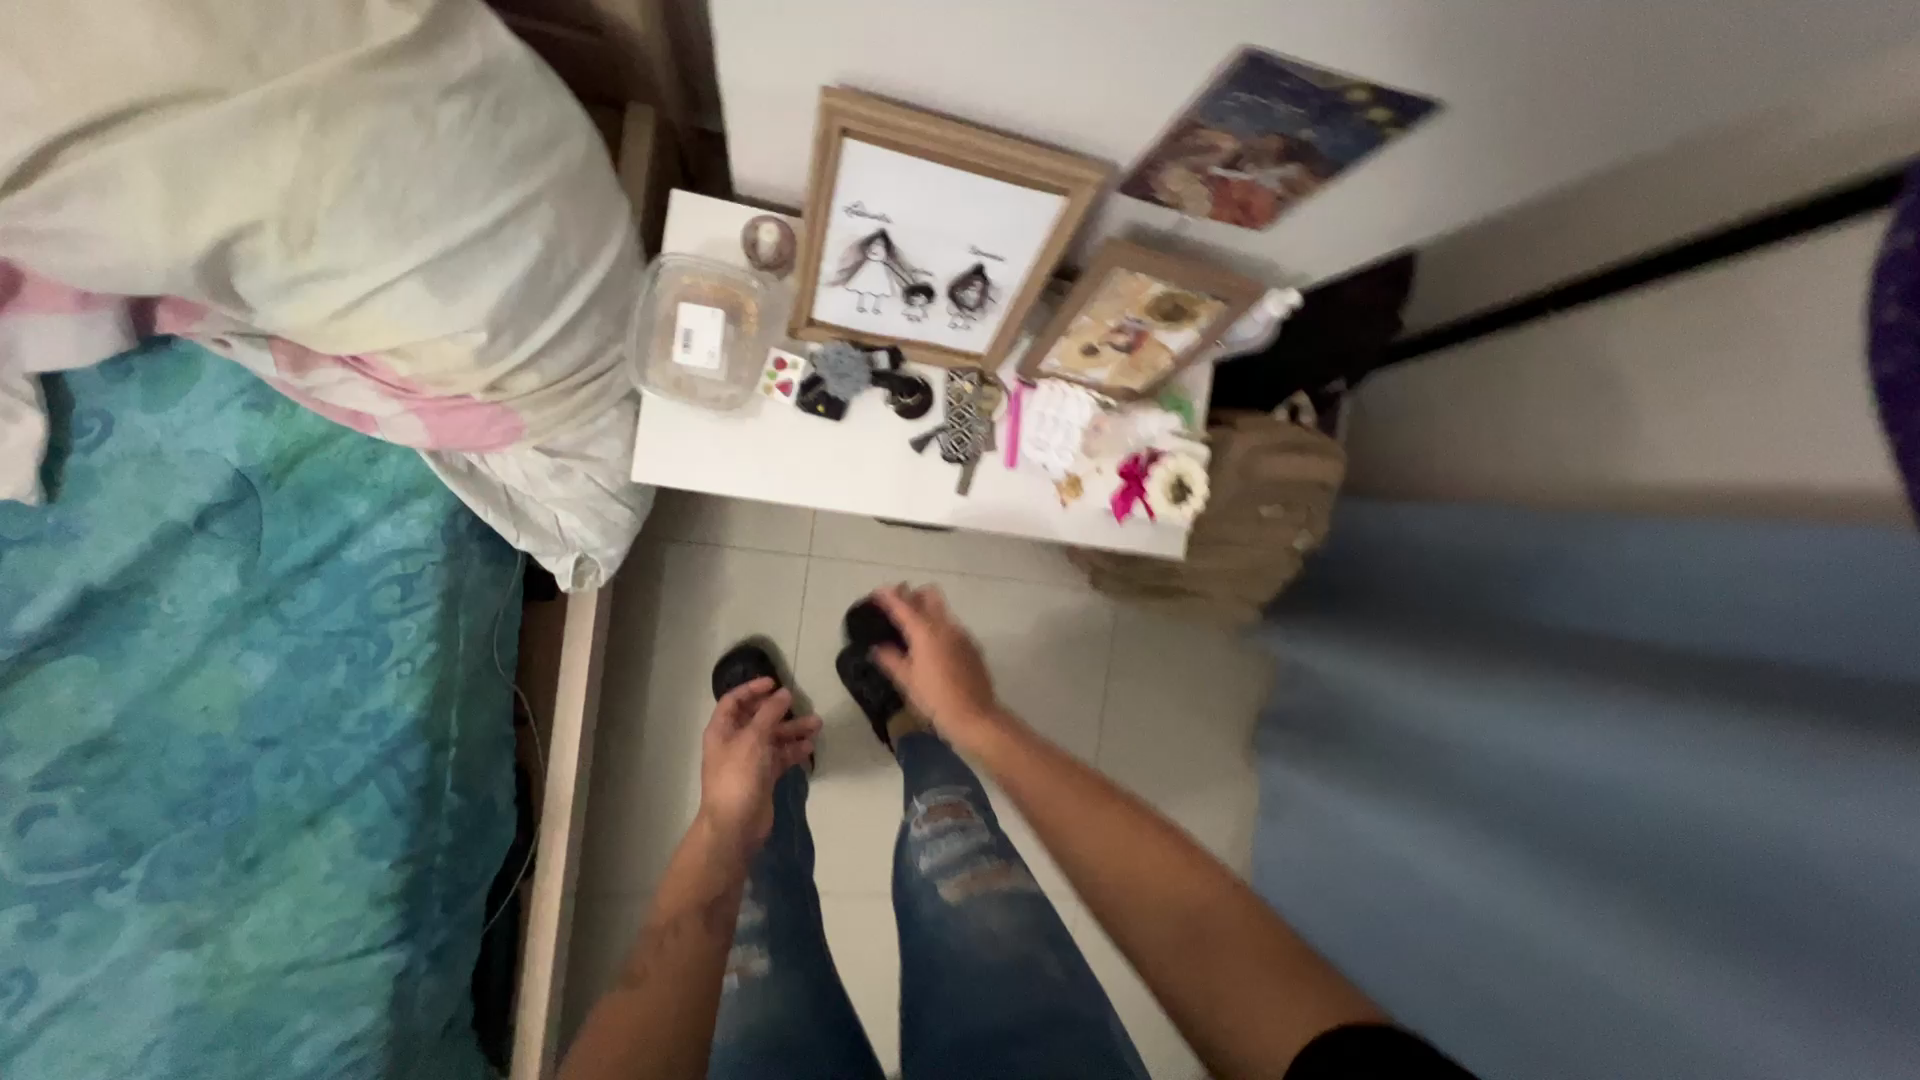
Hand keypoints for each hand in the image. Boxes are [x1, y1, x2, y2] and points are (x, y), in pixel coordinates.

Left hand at [697, 678, 820, 858]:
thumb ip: (769, 713)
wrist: (735, 825)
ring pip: (773, 738)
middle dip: (780, 711)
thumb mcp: (753, 738)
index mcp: (722, 730)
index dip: (752, 689)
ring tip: (817, 725)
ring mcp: (750, 761)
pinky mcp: (763, 777)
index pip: (734, 701)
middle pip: (758, 719)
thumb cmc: (738, 776)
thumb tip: (784, 693)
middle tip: (802, 704)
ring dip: (793, 730)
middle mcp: (734, 742)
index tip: (774, 683)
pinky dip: (793, 750)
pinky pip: (780, 757)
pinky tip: (809, 747)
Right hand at [868, 585, 1008, 749]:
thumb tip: (877, 648)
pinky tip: (933, 646)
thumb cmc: (935, 700)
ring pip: (943, 609)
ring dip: (927, 609)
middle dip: (913, 594)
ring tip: (913, 627)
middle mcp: (945, 626)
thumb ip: (891, 659)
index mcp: (925, 632)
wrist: (975, 715)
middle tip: (899, 605)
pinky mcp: (972, 645)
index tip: (878, 591)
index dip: (889, 596)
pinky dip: (940, 627)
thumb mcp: (907, 681)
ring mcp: (962, 634)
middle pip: (929, 595)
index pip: (903, 606)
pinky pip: (953, 626)